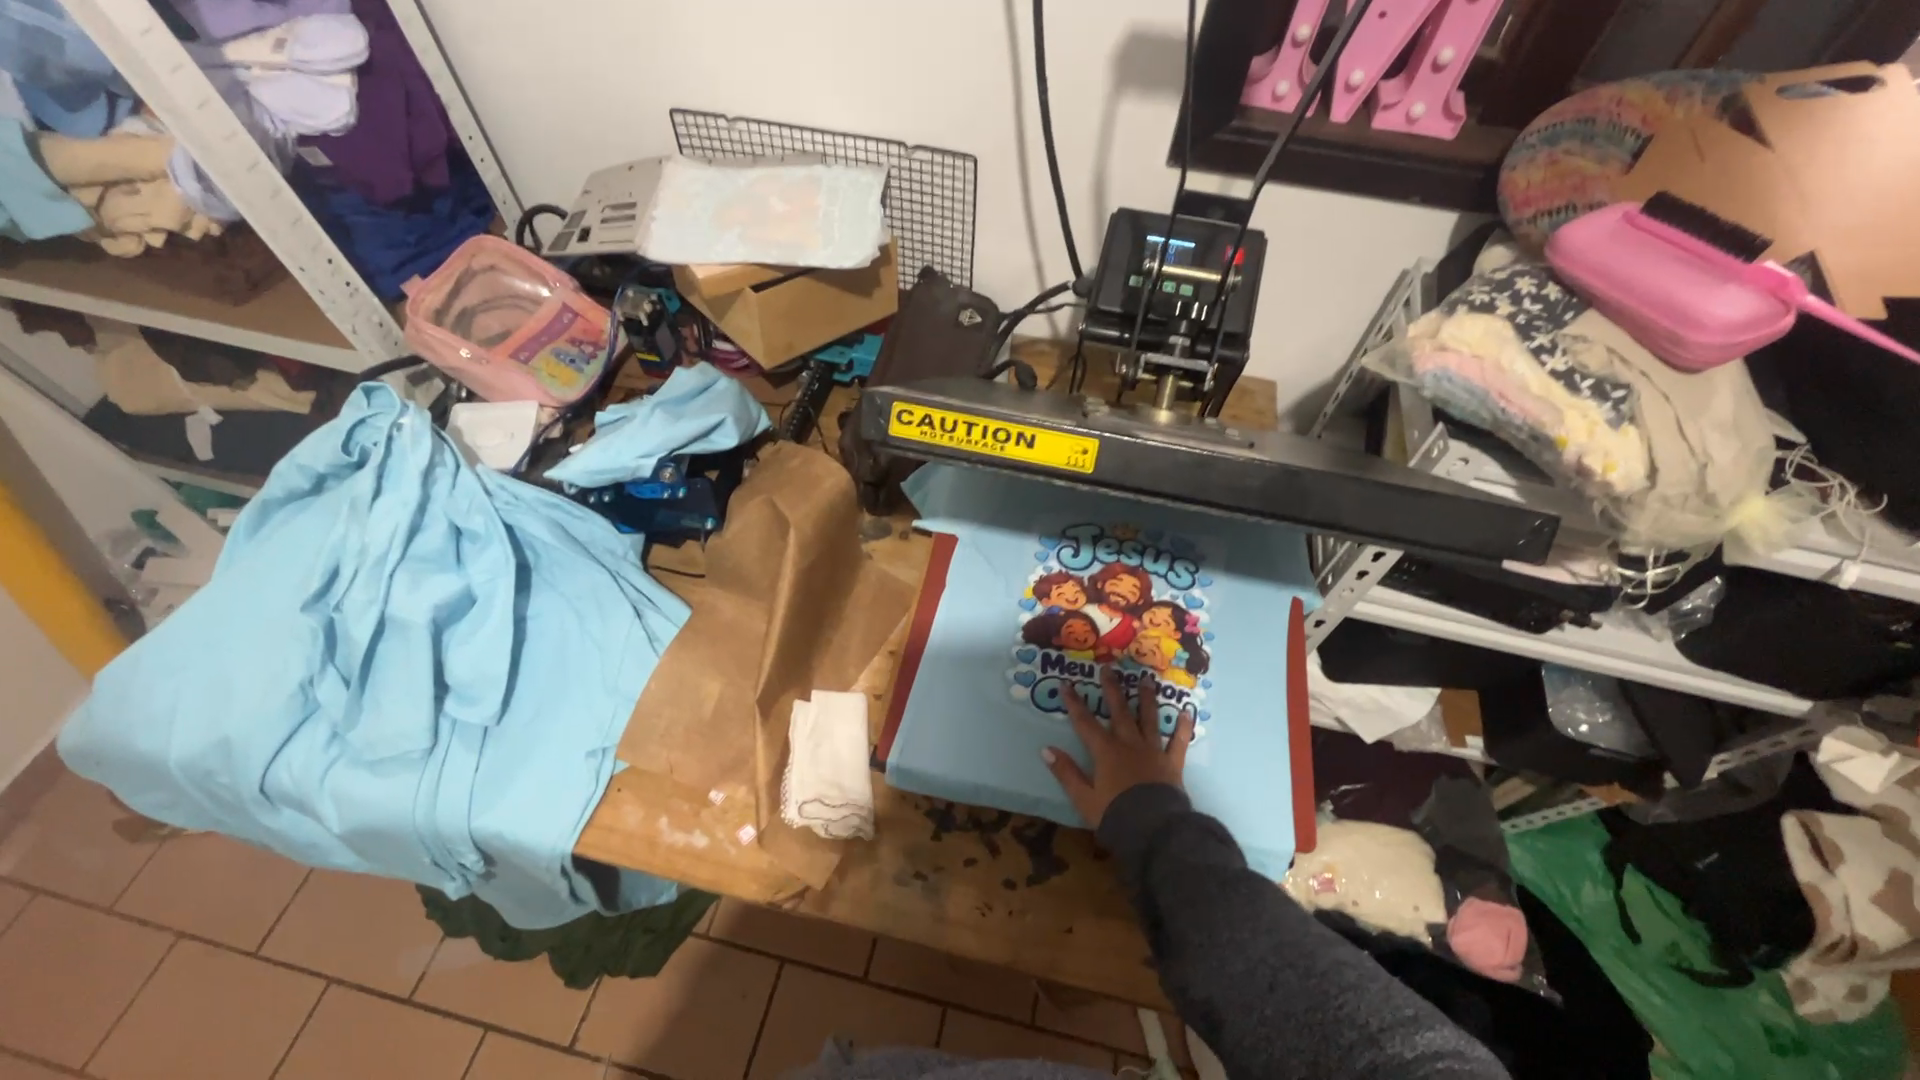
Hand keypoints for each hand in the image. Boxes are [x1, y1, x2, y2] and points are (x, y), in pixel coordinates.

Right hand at [1042, 666, 1195, 828]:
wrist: (1153, 829)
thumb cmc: (1115, 815)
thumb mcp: (1083, 798)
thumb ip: (1066, 773)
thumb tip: (1046, 750)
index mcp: (1106, 752)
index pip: (1085, 723)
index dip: (1074, 703)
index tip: (1067, 684)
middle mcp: (1129, 744)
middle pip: (1119, 712)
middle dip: (1112, 690)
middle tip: (1109, 669)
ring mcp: (1153, 751)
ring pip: (1149, 719)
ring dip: (1147, 698)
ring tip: (1147, 680)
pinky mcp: (1172, 763)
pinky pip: (1179, 741)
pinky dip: (1183, 727)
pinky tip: (1185, 712)